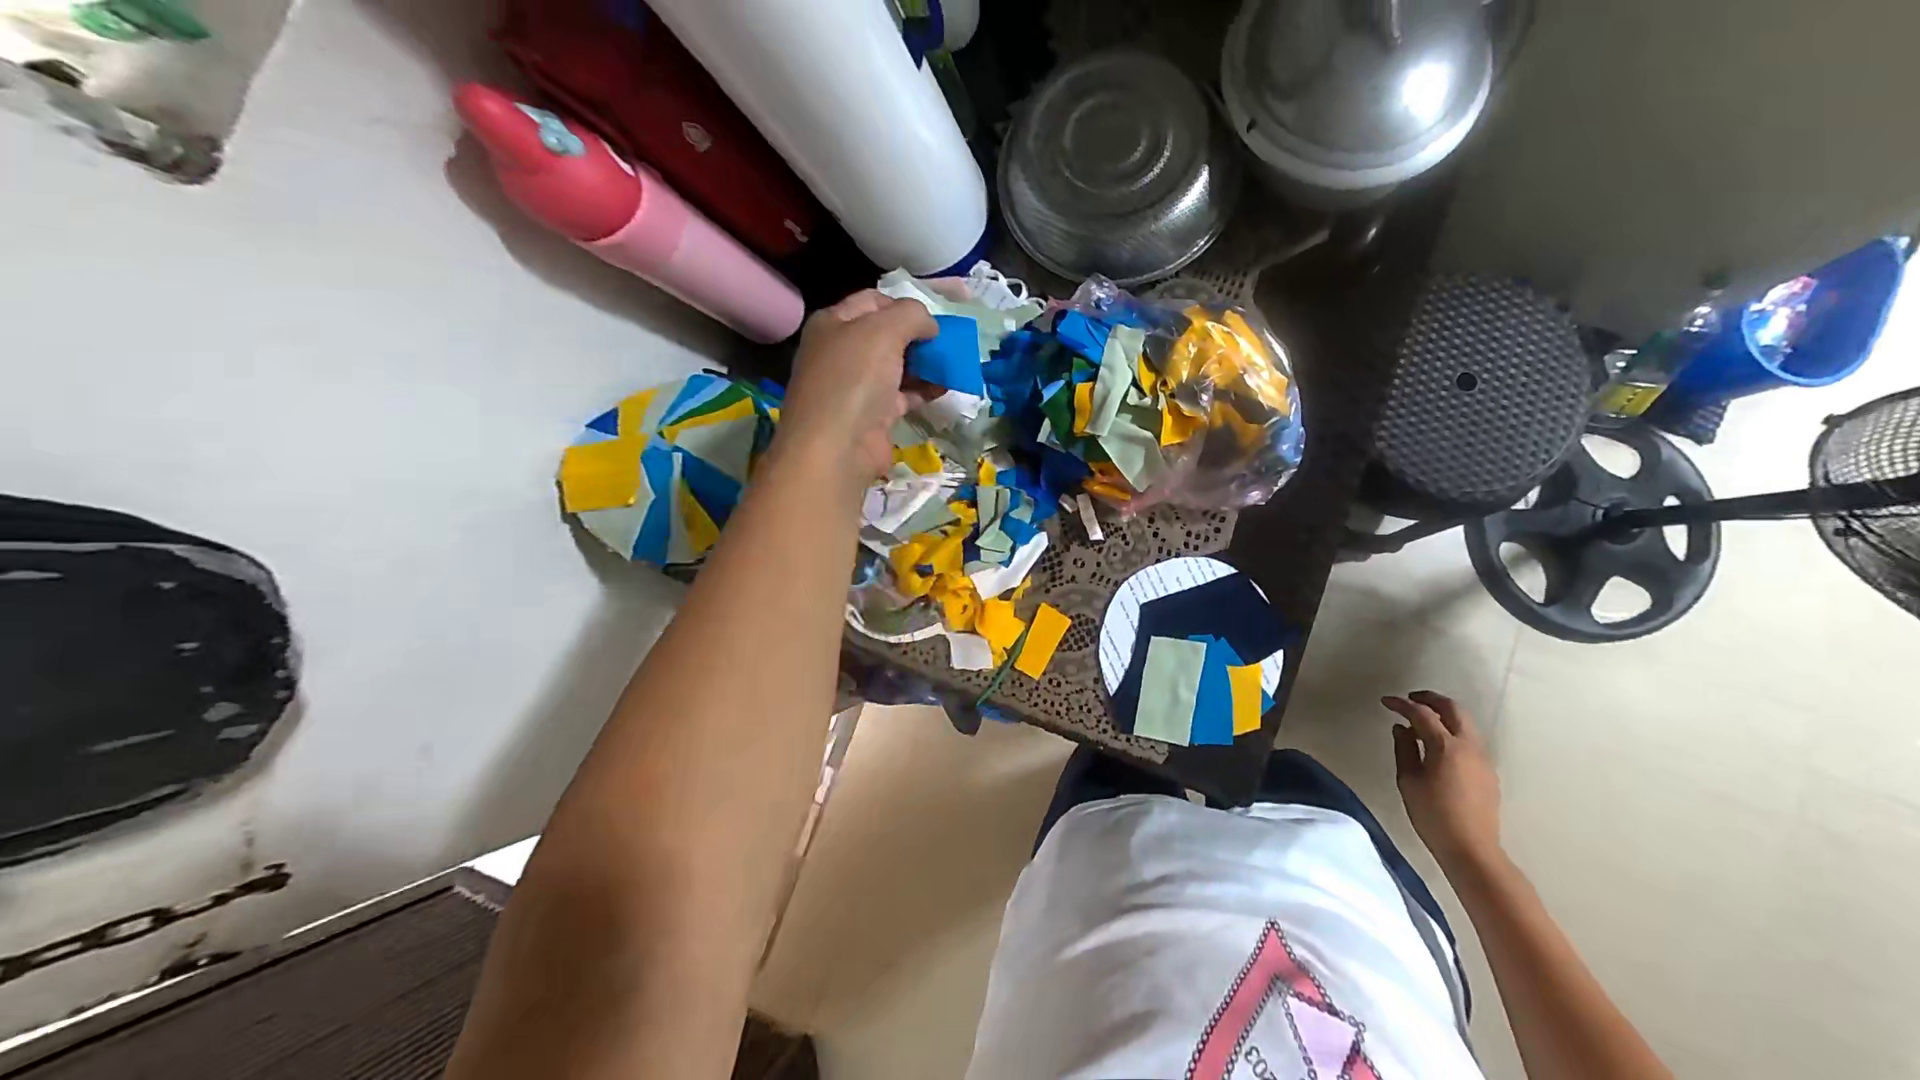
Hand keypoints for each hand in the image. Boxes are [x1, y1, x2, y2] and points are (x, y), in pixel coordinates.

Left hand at [773, 290, 936, 485]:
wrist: (837, 448)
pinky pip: (903, 395)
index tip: (932, 317)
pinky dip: (924, 390)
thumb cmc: (854, 377)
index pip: (872, 301)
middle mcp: (841, 352)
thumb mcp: (884, 329)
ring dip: (925, 363)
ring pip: (896, 366)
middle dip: (918, 336)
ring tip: (954, 362)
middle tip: (946, 341)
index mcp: (833, 323)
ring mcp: (856, 387)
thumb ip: (912, 315)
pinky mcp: (872, 416)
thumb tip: (930, 326)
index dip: (903, 305)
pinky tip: (946, 387)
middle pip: (886, 335)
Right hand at [1383, 691, 1501, 871]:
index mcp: (1447, 746)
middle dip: (1431, 699)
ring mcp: (1483, 759)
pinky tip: (1437, 744)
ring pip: (1465, 723)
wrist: (1471, 847)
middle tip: (1410, 699)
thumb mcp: (1408, 779)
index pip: (1422, 714)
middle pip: (1453, 710)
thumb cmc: (1432, 813)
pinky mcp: (1487, 772)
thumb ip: (1404, 748)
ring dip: (1444, 714)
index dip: (1402, 704)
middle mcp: (1470, 746)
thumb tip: (1402, 728)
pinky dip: (1452, 731)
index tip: (1386, 701)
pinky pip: (1469, 740)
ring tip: (1422, 719)